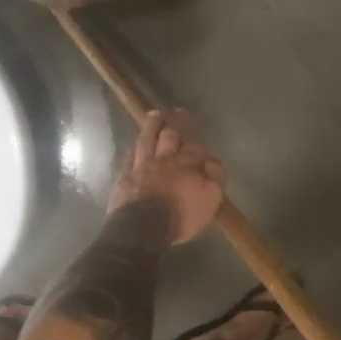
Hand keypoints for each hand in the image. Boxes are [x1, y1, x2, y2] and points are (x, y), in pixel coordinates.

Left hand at [109, 109, 225, 244]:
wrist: (143, 227)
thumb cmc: (181, 216)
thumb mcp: (210, 200)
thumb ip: (215, 177)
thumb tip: (212, 160)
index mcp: (187, 164)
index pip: (194, 143)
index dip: (194, 130)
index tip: (194, 120)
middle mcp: (164, 160)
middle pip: (169, 136)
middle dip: (174, 122)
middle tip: (176, 112)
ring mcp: (142, 166)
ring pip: (147, 140)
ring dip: (151, 126)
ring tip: (154, 115)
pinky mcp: (125, 177)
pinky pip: (129, 157)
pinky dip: (133, 148)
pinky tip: (134, 145)